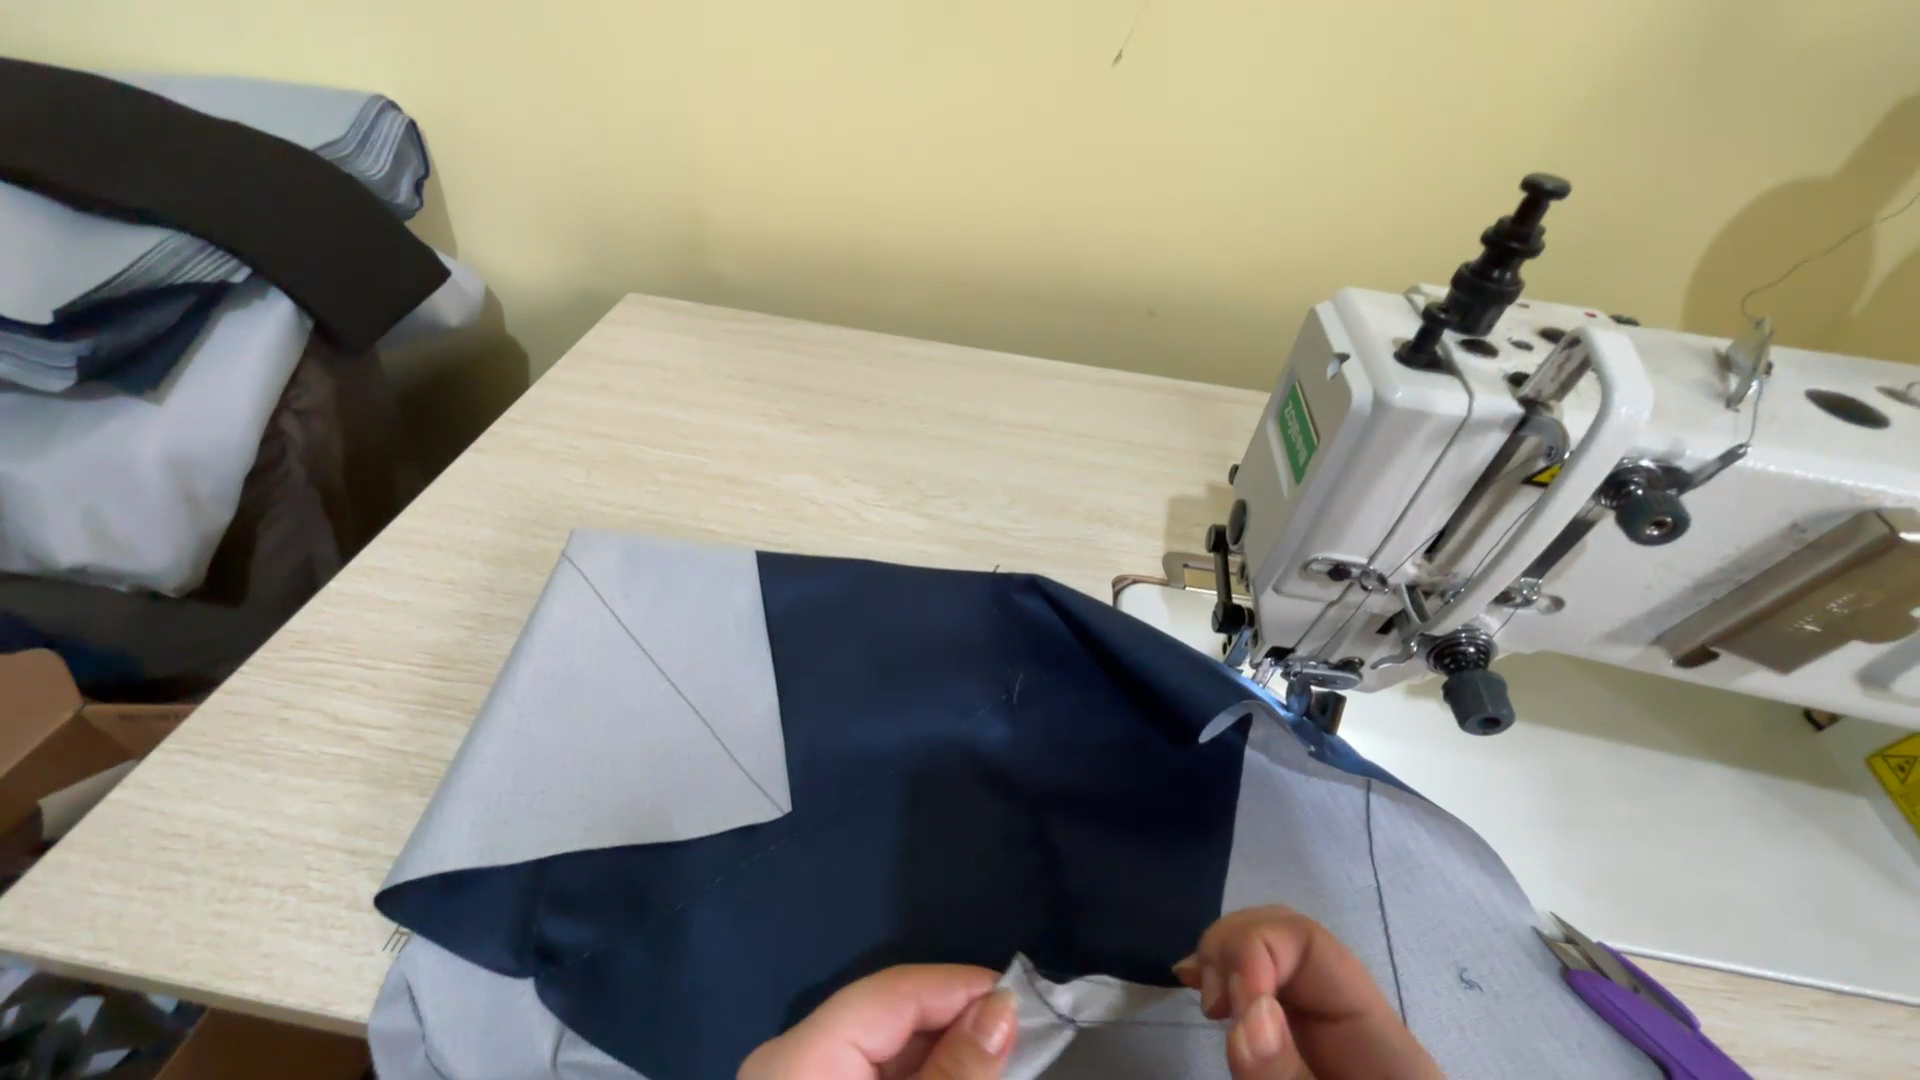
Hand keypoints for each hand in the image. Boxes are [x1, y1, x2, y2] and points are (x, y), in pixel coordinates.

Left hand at [739, 964, 1016, 1079]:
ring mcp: (799, 1078)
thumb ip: (953, 1072)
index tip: (1019, 996)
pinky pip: (868, 1070)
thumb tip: (1004, 1008)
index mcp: (800, 1053)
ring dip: (940, 1049)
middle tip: (1018, 1030)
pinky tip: (954, 1072)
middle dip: (954, 1019)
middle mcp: (789, 1056)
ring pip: (881, 1044)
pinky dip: (916, 1070)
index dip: (958, 986)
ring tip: (996, 1052)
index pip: (890, 991)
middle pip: (885, 1014)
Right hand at [1175, 906, 1442, 1079]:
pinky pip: (1266, 993)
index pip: (1312, 945)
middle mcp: (1355, 1026)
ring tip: (1202, 1000)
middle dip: (1234, 949)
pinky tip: (1201, 991)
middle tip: (1208, 1004)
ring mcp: (1329, 1041)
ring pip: (1271, 958)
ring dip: (1225, 960)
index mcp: (1383, 1047)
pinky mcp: (1305, 1059)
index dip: (1256, 950)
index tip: (1223, 1006)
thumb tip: (1247, 1015)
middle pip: (1288, 939)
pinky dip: (1227, 979)